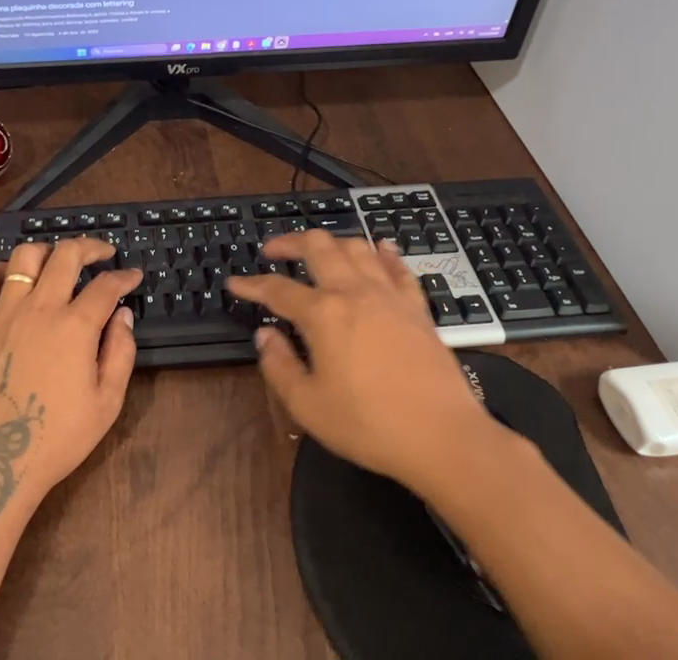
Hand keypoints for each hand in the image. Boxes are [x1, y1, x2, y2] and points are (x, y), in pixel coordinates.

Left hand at [0, 238, 140, 503]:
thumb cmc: (58, 436)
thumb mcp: (107, 402)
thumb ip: (120, 352)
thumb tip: (123, 316)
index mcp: (75, 327)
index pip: (106, 285)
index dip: (124, 276)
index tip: (133, 276)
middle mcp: (40, 309)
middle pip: (66, 255)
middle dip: (90, 247)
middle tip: (102, 253)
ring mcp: (4, 313)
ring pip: (24, 257)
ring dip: (47, 251)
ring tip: (58, 261)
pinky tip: (10, 277)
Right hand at [226, 230, 505, 493]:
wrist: (442, 435)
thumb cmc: (368, 424)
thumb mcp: (308, 405)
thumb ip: (279, 365)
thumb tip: (265, 335)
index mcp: (323, 314)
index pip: (277, 289)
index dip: (252, 284)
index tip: (235, 283)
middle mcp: (355, 293)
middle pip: (319, 246)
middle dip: (290, 241)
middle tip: (273, 250)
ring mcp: (391, 297)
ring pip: (358, 247)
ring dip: (333, 241)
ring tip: (319, 250)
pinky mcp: (418, 309)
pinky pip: (399, 267)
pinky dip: (384, 252)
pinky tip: (380, 248)